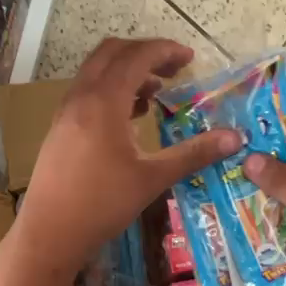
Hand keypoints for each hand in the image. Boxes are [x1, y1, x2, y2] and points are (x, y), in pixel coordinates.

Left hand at [13, 38, 239, 283]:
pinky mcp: (59, 131)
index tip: (190, 60)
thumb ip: (192, 154)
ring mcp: (65, 113)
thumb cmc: (102, 205)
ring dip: (126, 74)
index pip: (137, 56)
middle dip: (144, 54)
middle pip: (112, 53)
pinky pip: (86, 94)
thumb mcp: (152, 179)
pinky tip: (127, 121)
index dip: (165, 51)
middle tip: (173, 71)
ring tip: (155, 95)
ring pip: (96, 74)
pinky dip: (110, 93)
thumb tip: (235, 139)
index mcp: (104, 101)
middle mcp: (81, 97)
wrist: (50, 234)